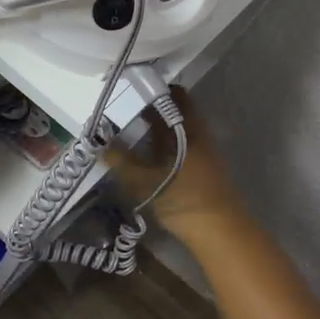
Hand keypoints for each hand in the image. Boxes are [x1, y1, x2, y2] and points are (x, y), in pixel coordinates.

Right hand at [107, 88, 249, 241]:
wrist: (219, 232)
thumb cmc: (183, 198)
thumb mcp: (144, 180)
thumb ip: (121, 161)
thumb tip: (100, 146)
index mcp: (190, 132)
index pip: (177, 98)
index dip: (159, 90)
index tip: (137, 86)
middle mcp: (200, 138)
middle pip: (179, 115)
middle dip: (156, 110)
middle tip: (129, 107)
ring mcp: (205, 156)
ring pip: (180, 134)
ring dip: (160, 129)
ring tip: (134, 129)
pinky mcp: (204, 173)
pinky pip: (181, 149)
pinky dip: (165, 146)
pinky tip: (149, 154)